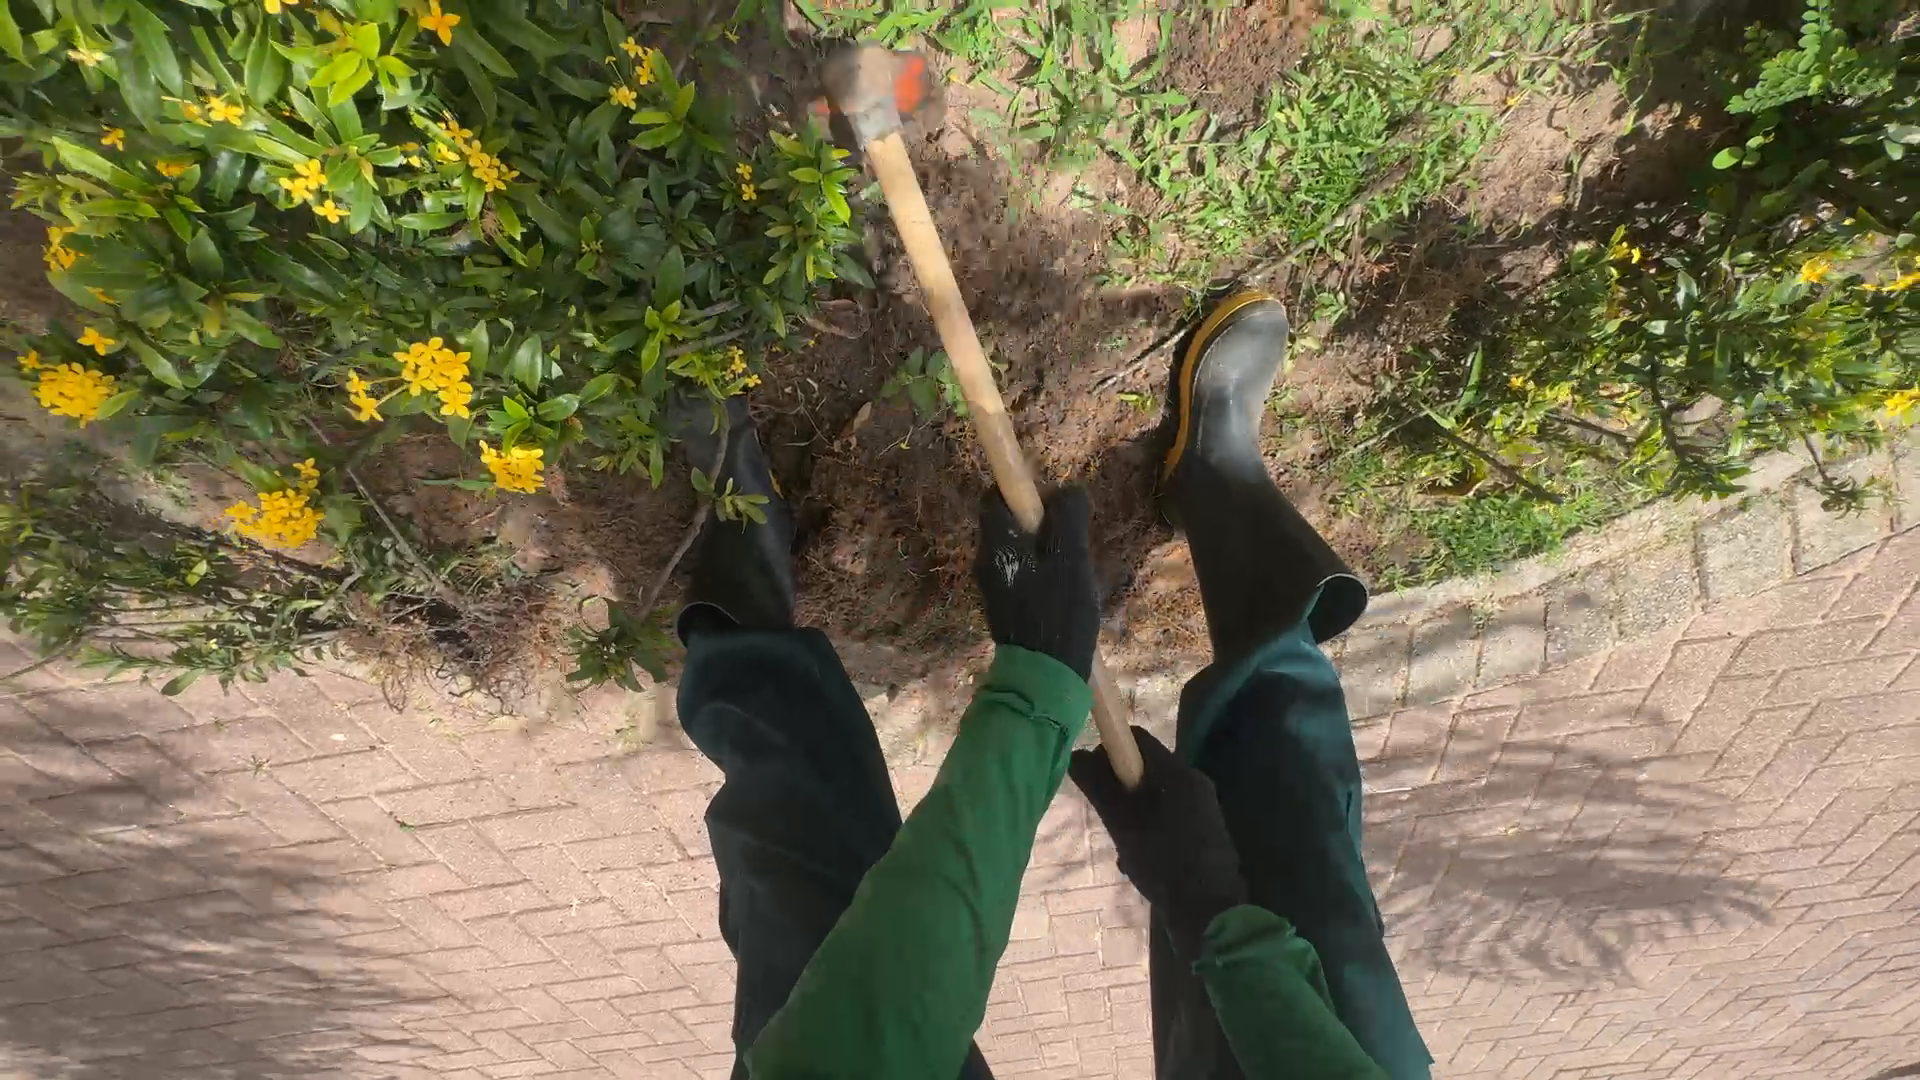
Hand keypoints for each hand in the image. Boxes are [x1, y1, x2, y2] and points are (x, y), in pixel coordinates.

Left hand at [973, 486, 1098, 680]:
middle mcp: (985, 561)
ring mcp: (992, 585)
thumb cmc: (1057, 611)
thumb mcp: (1069, 557)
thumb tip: (1067, 489)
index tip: (1052, 502)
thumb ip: (1067, 517)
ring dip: (1045, 549)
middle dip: (1041, 523)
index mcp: (995, 544)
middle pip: (1008, 524)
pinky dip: (1041, 570)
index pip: (994, 498)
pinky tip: (1065, 588)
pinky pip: (1021, 572)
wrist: (1044, 673)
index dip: (1022, 491)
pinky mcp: (1004, 605)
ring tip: (1072, 566)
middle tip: (1071, 538)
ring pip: (1017, 549)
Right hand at [1070, 727, 1247, 958]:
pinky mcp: (1205, 829)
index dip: (1110, 750)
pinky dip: (1149, 824)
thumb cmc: (1164, 867)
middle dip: (1119, 786)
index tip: (1092, 777)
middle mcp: (1196, 783)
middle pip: (1146, 767)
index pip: (1137, 740)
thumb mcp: (1123, 827)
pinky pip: (1168, 812)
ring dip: (1132, 810)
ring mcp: (1203, 807)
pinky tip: (1138, 856)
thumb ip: (1098, 789)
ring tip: (1122, 843)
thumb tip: (1075, 755)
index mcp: (1180, 775)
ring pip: (1154, 793)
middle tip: (1106, 816)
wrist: (1211, 919)